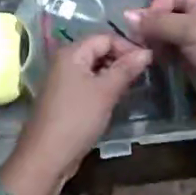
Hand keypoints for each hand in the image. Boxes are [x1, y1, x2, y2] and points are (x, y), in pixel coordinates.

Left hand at [2, 34, 154, 194]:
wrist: (46, 157)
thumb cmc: (77, 118)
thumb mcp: (105, 92)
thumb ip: (126, 69)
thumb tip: (147, 51)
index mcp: (72, 53)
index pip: (105, 37)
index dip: (127, 46)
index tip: (148, 60)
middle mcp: (65, 61)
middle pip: (98, 50)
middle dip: (121, 58)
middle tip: (144, 72)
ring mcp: (63, 80)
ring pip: (94, 67)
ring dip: (113, 73)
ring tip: (134, 84)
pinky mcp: (65, 97)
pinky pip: (88, 82)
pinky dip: (103, 85)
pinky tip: (116, 96)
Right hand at [126, 0, 195, 136]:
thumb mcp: (189, 30)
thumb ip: (157, 22)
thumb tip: (126, 15)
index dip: (156, 5)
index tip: (150, 24)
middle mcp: (193, 15)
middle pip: (161, 12)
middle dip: (149, 24)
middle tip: (140, 40)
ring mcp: (189, 37)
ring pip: (160, 32)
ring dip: (151, 40)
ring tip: (145, 51)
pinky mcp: (186, 58)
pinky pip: (165, 50)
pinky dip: (157, 53)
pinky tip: (152, 60)